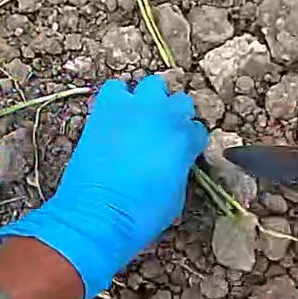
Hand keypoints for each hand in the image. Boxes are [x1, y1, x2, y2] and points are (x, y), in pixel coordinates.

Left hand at [0, 75, 206, 297]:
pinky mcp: (107, 108)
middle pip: (181, 101)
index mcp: (186, 139)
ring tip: (140, 117)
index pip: (198, 130)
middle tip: (163, 133)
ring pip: (152, 84)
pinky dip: (118, 98)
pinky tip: (115, 114)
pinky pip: (115, 88)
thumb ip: (181, 168)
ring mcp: (136, 107)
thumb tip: (176, 162)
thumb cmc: (142, 213)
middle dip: (175, 114)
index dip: (190, 142)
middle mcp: (166, 116)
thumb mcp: (176, 197)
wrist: (99, 214)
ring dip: (150, 98)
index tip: (182, 152)